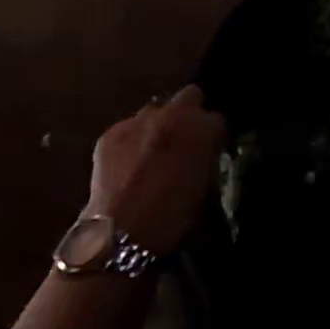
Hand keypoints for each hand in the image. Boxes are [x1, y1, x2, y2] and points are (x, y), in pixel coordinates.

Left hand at [87, 85, 225, 255]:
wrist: (121, 232)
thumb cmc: (174, 218)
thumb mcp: (207, 191)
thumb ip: (209, 162)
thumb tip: (206, 157)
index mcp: (203, 129)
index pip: (217, 119)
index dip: (213, 136)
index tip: (210, 150)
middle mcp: (173, 115)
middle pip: (190, 96)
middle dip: (190, 114)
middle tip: (185, 140)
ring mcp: (139, 120)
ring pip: (156, 111)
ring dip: (160, 126)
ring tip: (154, 153)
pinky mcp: (112, 132)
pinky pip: (128, 128)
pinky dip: (132, 140)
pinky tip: (128, 164)